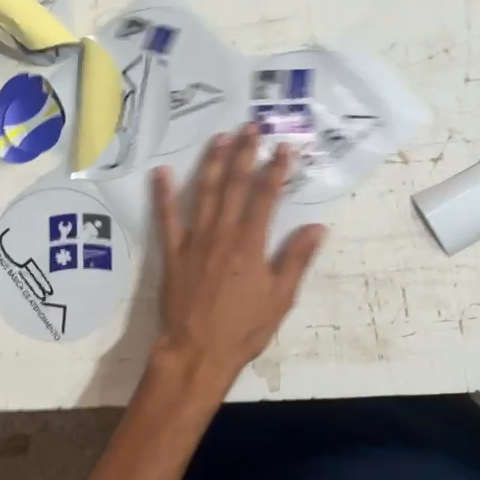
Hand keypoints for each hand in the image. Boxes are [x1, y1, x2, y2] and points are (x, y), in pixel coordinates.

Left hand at [150, 124, 326, 378]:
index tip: (283, 147)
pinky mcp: (172, 252)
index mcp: (250, 243)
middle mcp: (222, 233)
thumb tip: (318, 228)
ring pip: (203, 192)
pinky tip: (161, 172)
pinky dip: (163, 194)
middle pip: (234, 185)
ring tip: (219, 138)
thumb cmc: (243, 329)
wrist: (197, 352)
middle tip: (250, 127)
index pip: (265, 196)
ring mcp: (194, 240)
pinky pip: (166, 218)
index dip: (275, 169)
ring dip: (211, 162)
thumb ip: (297, 259)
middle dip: (243, 153)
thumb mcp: (280, 298)